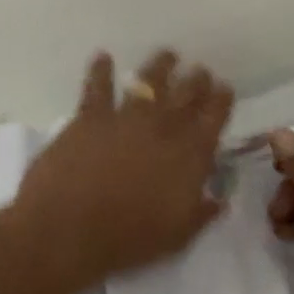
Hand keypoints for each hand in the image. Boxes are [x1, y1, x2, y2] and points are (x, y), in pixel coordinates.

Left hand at [4, 49, 233, 288]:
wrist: (69, 229)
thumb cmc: (129, 239)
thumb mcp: (179, 235)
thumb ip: (202, 213)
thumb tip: (219, 199)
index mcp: (191, 155)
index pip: (215, 117)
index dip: (222, 100)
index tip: (224, 88)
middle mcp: (163, 128)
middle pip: (187, 93)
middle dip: (196, 80)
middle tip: (200, 71)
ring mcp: (125, 118)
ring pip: (149, 81)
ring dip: (160, 66)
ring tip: (168, 55)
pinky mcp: (89, 118)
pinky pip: (98, 86)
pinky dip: (101, 70)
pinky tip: (103, 57)